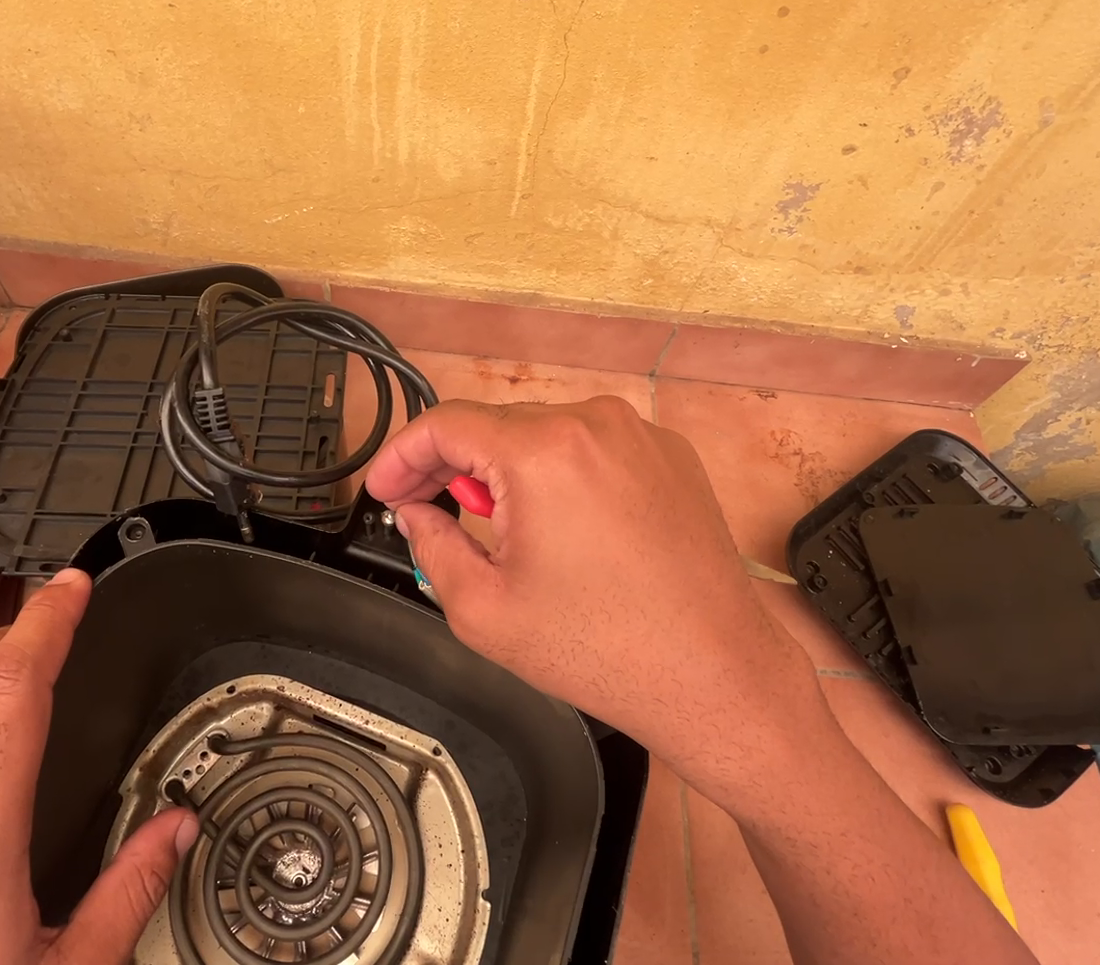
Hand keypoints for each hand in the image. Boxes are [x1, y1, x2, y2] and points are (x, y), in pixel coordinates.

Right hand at [364, 397, 816, 745]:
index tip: (385, 487)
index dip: (401, 456)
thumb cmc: (604, 649)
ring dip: (504, 469)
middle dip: (450, 465)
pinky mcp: (669, 455)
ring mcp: (639, 435)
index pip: (444, 424)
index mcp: (542, 452)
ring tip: (497, 527)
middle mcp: (594, 423)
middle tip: (427, 510)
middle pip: (493, 425)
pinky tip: (557, 524)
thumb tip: (416, 512)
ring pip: (541, 433)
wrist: (715, 675)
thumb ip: (429, 545)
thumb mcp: (483, 609)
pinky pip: (590, 447)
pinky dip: (558, 472)